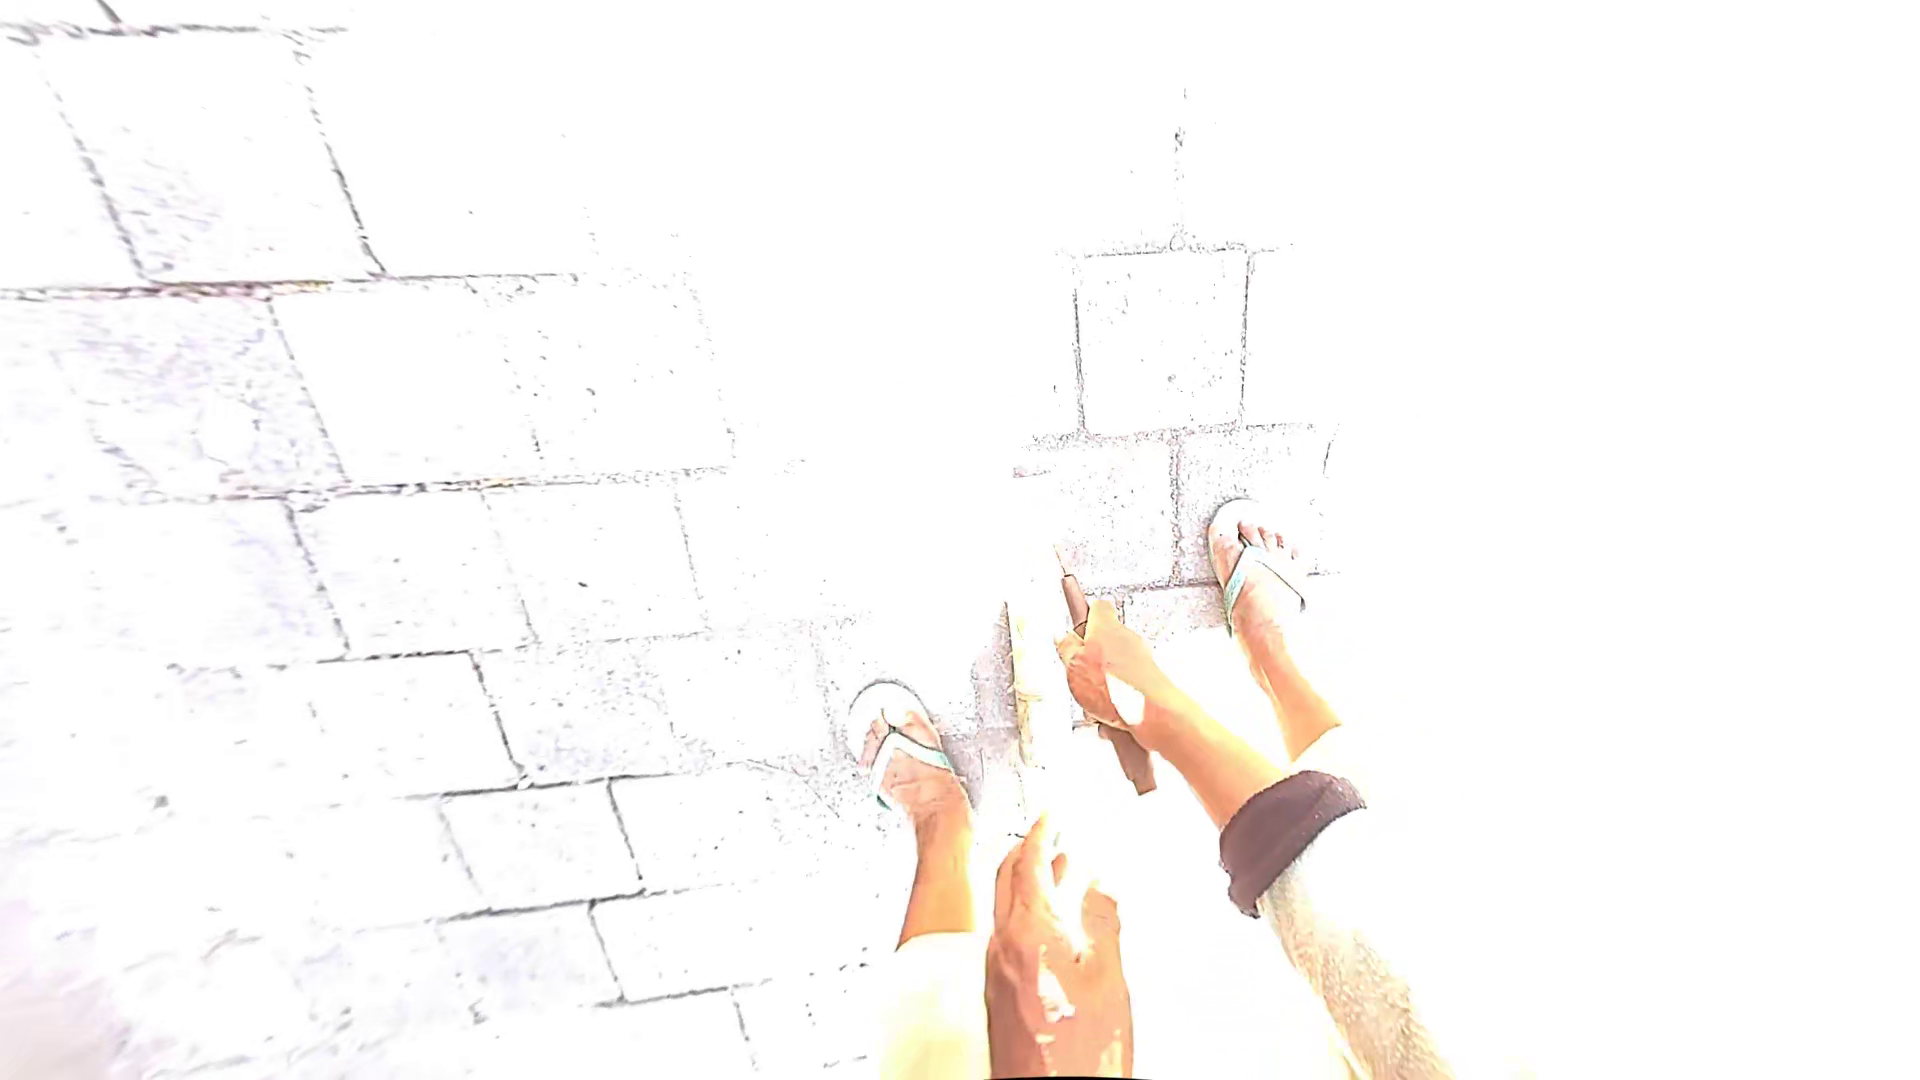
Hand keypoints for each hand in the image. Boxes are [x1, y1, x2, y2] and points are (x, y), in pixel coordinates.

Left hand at [985, 814, 1132, 1077]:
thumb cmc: (1082, 1055)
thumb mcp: (1108, 979)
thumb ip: (1102, 921)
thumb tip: (1100, 882)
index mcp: (1028, 930)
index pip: (1028, 861)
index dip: (1041, 831)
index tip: (1051, 814)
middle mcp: (1003, 942)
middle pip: (1008, 875)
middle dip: (1029, 847)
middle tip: (1051, 833)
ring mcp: (997, 966)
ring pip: (1008, 902)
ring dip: (1031, 878)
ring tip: (1060, 868)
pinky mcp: (999, 989)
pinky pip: (1009, 930)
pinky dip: (1029, 909)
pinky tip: (1054, 920)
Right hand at [1055, 598, 1172, 732]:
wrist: (1153, 714)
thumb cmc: (1115, 686)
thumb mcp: (1073, 664)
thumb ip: (1066, 647)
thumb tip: (1063, 637)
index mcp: (1106, 626)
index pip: (1098, 606)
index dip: (1086, 613)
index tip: (1077, 620)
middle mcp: (1126, 638)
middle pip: (1103, 640)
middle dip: (1090, 658)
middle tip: (1078, 671)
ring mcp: (1140, 660)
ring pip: (1112, 667)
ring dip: (1101, 682)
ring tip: (1093, 700)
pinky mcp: (1148, 681)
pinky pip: (1123, 687)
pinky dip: (1114, 699)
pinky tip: (1108, 714)